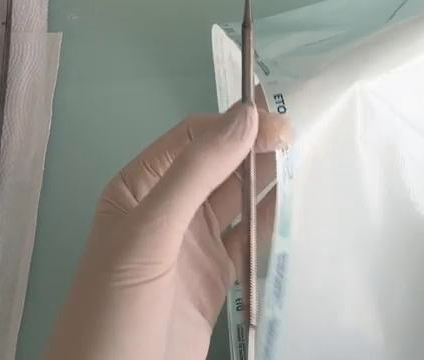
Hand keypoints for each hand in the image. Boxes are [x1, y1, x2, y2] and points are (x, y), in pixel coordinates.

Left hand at [44, 102, 287, 359]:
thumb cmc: (114, 310)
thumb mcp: (149, 234)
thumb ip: (195, 173)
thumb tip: (245, 114)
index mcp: (141, 187)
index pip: (193, 139)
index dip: (234, 125)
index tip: (278, 124)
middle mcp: (168, 210)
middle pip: (219, 164)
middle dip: (256, 146)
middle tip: (303, 137)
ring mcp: (192, 247)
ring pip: (238, 200)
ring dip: (268, 181)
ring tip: (308, 161)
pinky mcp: (214, 283)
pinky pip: (248, 242)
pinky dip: (271, 224)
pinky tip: (296, 208)